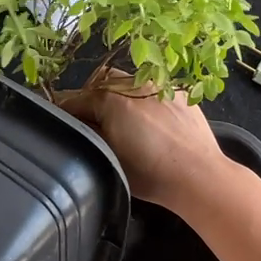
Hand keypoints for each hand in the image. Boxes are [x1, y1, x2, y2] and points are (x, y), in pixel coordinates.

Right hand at [55, 80, 230, 214]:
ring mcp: (159, 86)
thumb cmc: (150, 172)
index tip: (62, 120)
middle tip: (93, 122)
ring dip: (119, 96)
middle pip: (100, 83)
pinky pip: (153, 90)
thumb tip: (75, 119)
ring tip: (123, 120)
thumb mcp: (107, 156)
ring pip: (128, 83)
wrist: (199, 177)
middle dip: (92, 99)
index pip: (75, 99)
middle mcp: (133, 83)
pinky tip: (151, 121)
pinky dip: (145, 101)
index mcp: (110, 98)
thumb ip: (87, 131)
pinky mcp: (179, 94)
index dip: (65, 111)